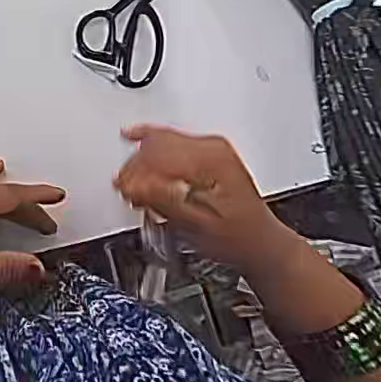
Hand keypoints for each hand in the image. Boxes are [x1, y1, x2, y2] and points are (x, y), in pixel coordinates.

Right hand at [112, 124, 303, 278]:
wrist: (258, 242)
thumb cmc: (236, 237)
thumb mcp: (196, 224)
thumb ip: (164, 200)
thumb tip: (135, 184)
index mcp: (211, 160)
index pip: (159, 154)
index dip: (135, 171)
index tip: (123, 187)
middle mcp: (211, 147)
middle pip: (158, 143)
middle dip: (136, 166)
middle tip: (123, 188)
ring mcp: (210, 147)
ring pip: (162, 139)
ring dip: (142, 160)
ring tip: (130, 182)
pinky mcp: (206, 153)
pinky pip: (170, 142)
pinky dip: (152, 152)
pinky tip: (136, 143)